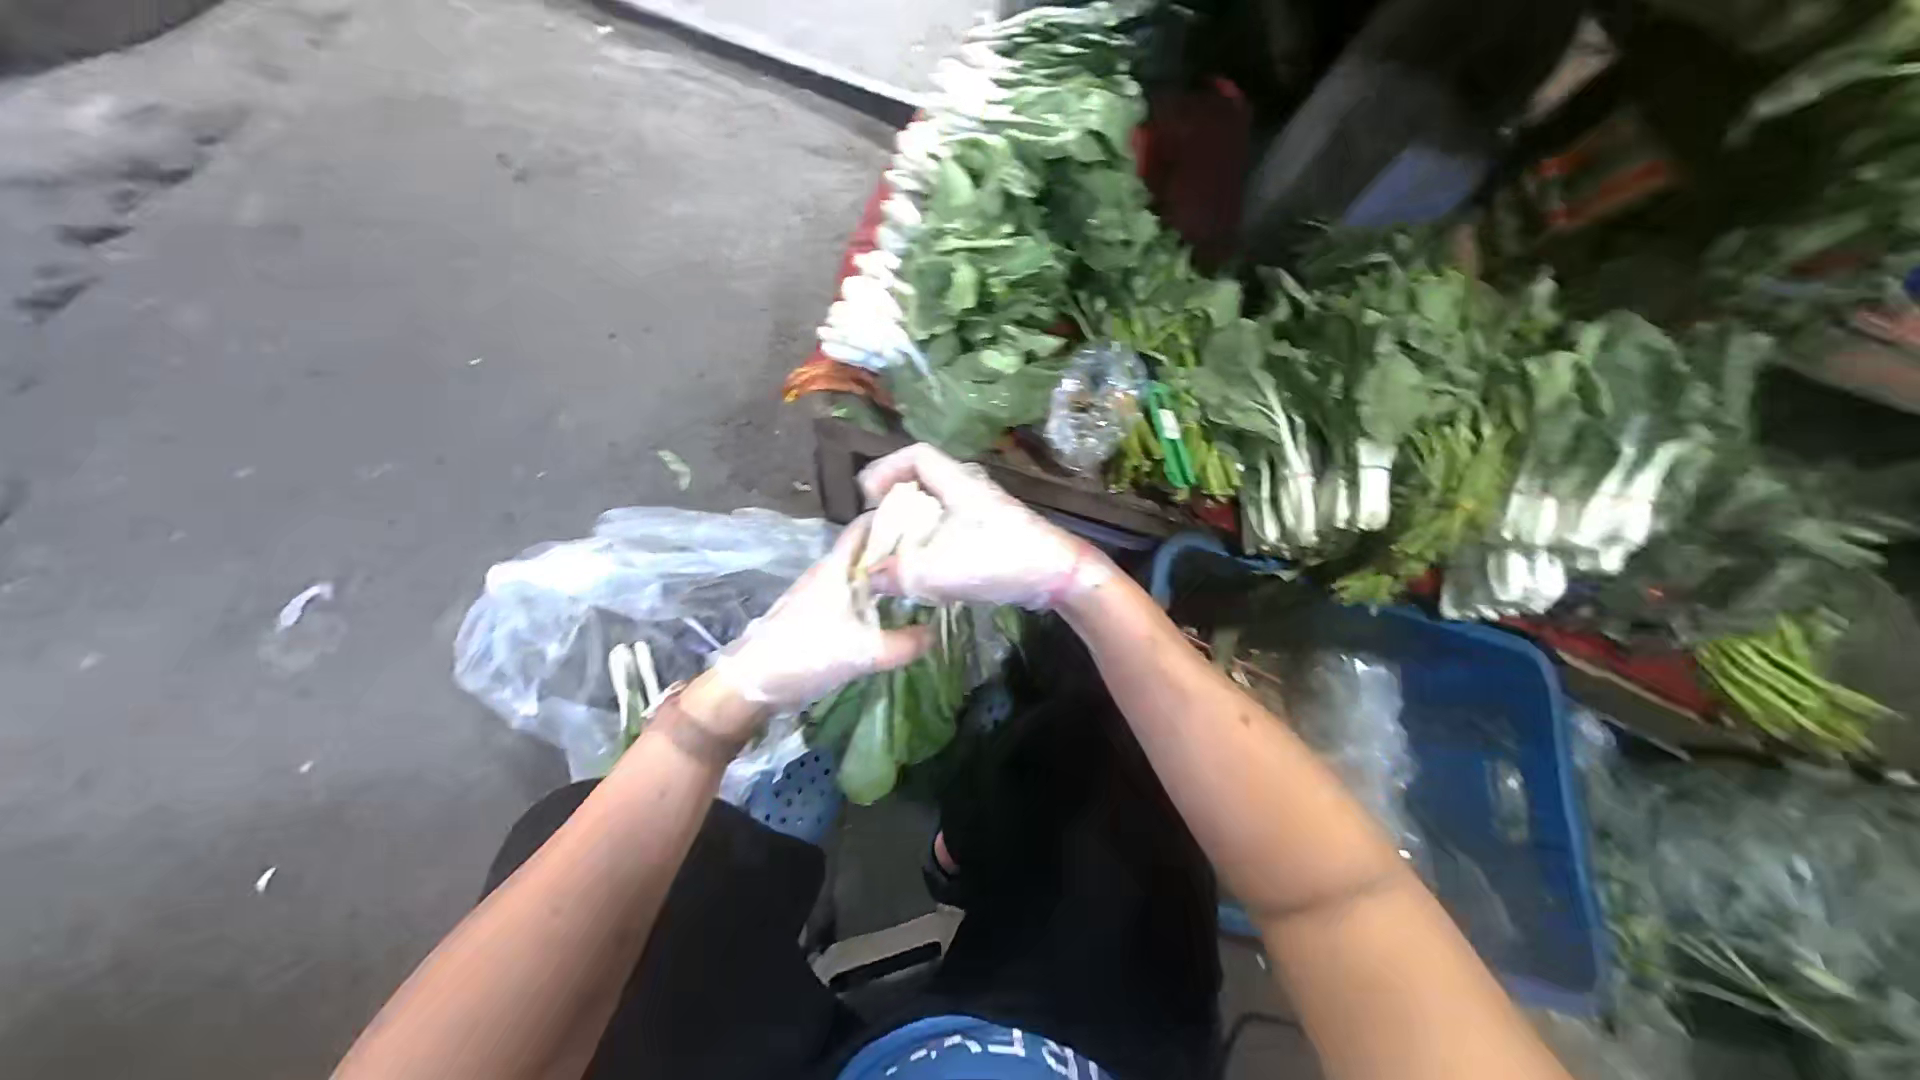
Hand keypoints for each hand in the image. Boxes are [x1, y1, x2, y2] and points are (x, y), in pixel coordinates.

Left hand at [708, 514, 933, 712]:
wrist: (752, 681)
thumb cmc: (806, 653)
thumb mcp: (863, 651)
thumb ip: (904, 643)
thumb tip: (934, 634)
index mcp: (836, 567)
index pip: (865, 526)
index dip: (891, 517)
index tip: (924, 518)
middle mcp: (826, 572)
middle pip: (863, 548)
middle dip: (893, 546)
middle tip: (928, 552)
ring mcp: (816, 593)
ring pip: (855, 572)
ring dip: (880, 572)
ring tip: (912, 579)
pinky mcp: (812, 614)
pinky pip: (848, 593)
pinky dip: (868, 593)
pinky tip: (884, 610)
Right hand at [859, 443, 1112, 609]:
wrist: (1058, 575)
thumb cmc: (1000, 560)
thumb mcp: (940, 570)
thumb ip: (898, 573)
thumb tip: (870, 576)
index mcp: (957, 483)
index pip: (917, 455)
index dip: (887, 467)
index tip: (868, 494)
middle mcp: (970, 489)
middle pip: (925, 479)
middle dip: (896, 498)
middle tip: (878, 523)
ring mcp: (984, 510)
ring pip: (939, 504)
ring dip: (914, 522)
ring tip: (897, 546)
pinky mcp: (993, 532)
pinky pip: (952, 525)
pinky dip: (932, 538)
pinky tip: (926, 564)